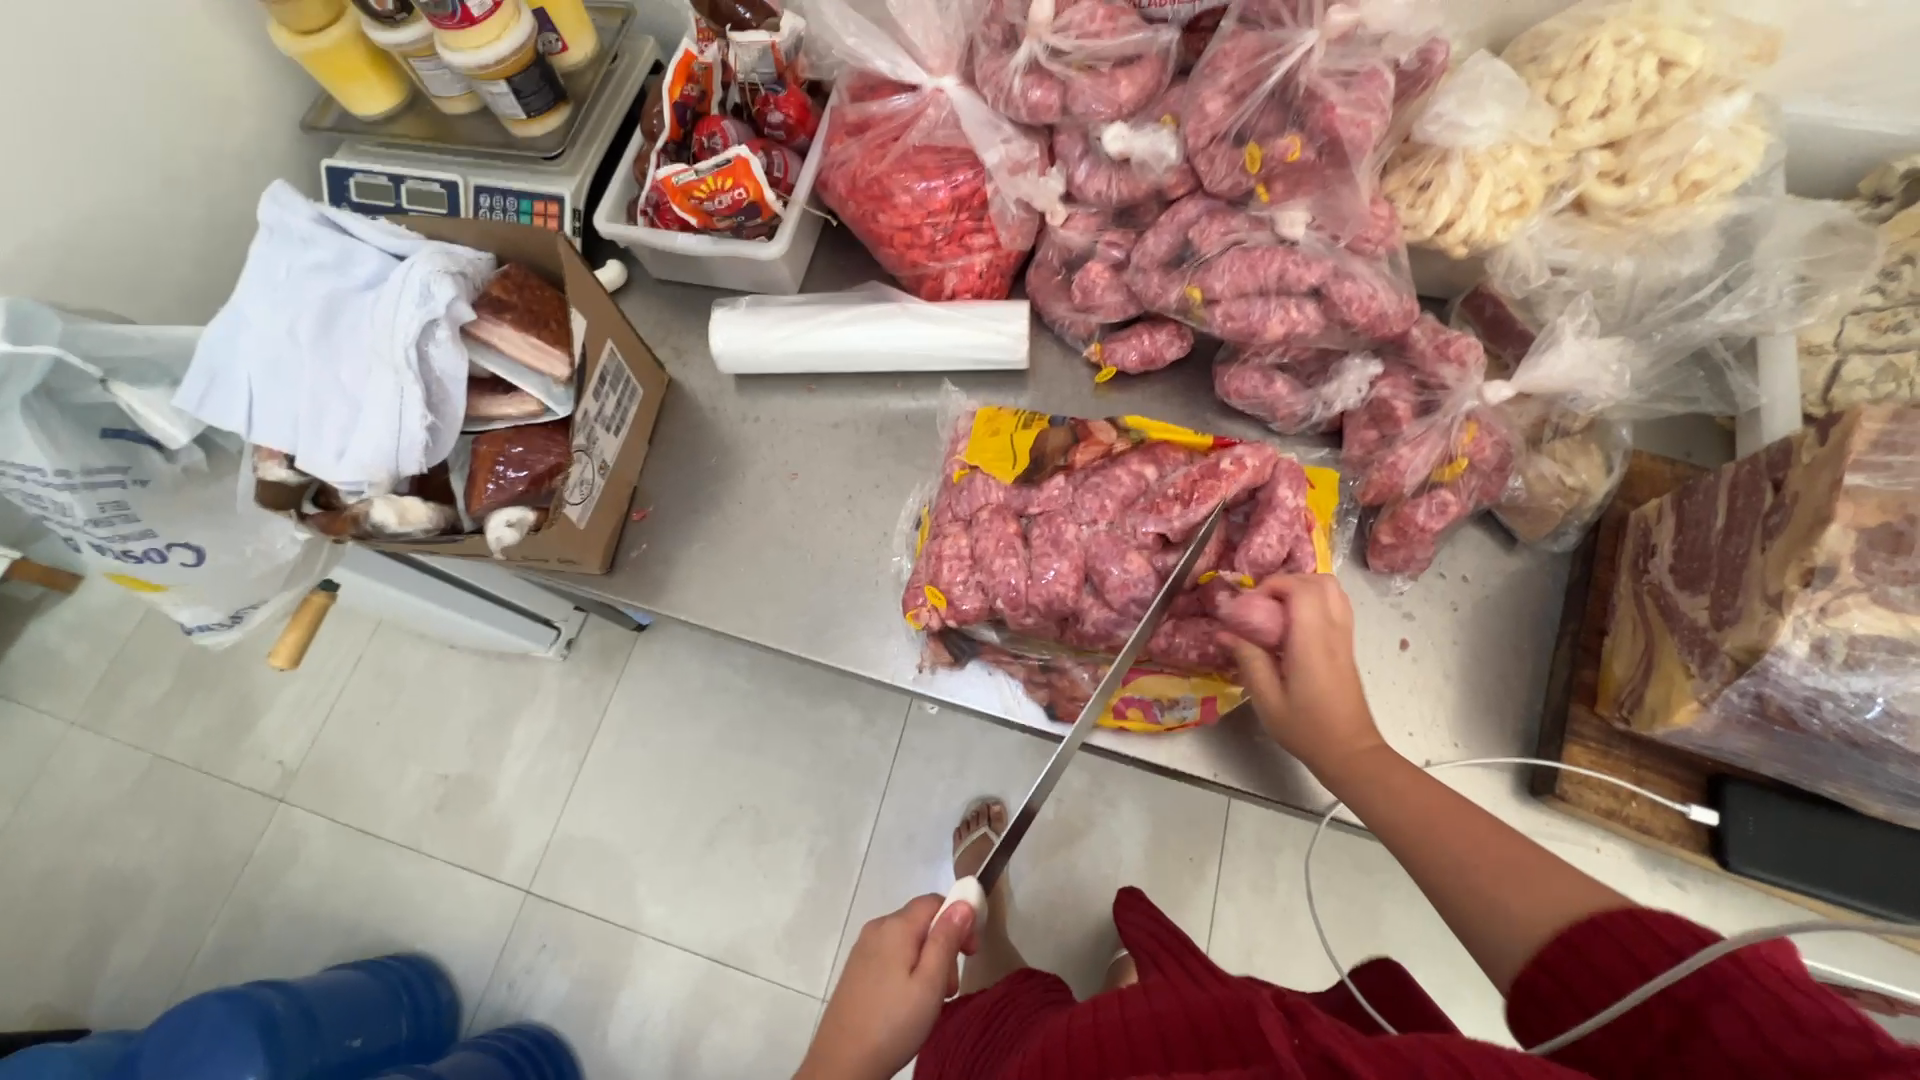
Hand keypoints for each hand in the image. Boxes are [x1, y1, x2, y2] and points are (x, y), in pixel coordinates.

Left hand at [796, 895, 975, 1079]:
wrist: (842, 1063)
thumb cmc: (893, 1022)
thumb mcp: (930, 983)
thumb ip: (947, 939)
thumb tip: (963, 902)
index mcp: (896, 926)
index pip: (934, 900)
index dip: (959, 918)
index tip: (970, 953)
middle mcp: (877, 928)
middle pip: (921, 921)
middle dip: (943, 947)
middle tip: (949, 988)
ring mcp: (863, 948)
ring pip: (907, 941)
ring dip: (927, 962)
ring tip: (930, 1002)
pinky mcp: (857, 968)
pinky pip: (892, 955)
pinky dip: (908, 970)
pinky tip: (908, 1003)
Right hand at [1220, 574, 1387, 777]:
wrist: (1350, 751)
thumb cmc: (1306, 729)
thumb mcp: (1266, 700)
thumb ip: (1248, 660)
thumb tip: (1224, 632)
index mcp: (1312, 643)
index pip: (1302, 590)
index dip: (1274, 585)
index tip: (1251, 604)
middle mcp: (1334, 633)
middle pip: (1321, 581)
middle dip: (1287, 581)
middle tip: (1263, 603)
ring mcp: (1345, 637)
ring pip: (1333, 590)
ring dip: (1303, 588)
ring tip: (1277, 609)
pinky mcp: (1347, 645)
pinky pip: (1337, 605)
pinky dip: (1315, 600)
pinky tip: (1293, 624)